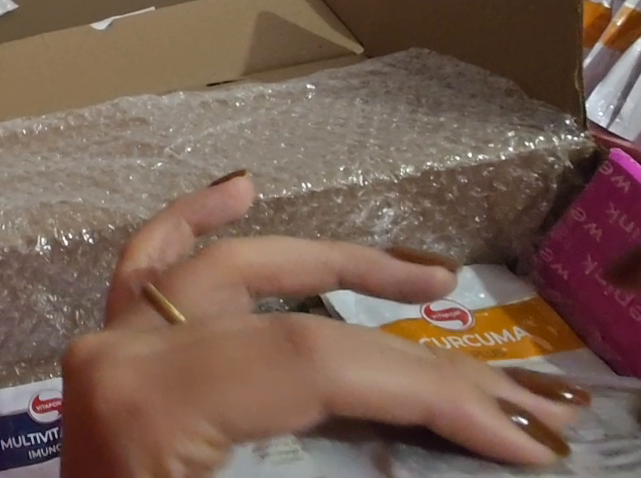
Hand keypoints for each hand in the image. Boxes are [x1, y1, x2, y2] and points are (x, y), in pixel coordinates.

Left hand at [62, 174, 583, 476]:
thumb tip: (501, 450)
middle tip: (501, 369)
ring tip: (412, 267)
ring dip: (308, 257)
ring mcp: (107, 343)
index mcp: (153, 406)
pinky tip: (240, 190)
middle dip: (392, 338)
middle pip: (272, 312)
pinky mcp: (109, 351)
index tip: (532, 438)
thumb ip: (354, 472)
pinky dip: (192, 222)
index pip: (306, 363)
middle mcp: (121, 352)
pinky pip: (148, 267)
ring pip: (211, 265)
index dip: (423, 388)